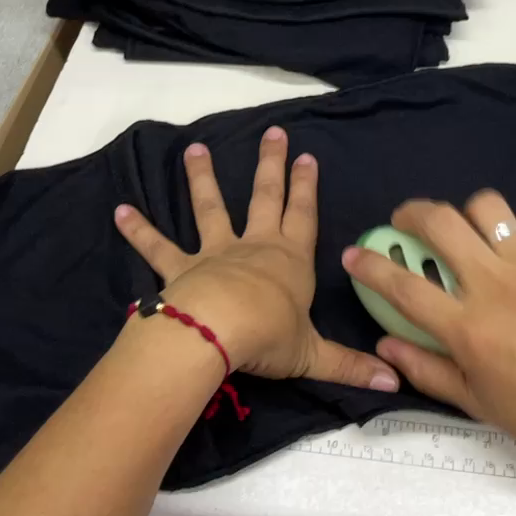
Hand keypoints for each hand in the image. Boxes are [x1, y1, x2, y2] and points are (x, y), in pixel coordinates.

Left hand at [114, 126, 398, 392]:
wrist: (219, 332)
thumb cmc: (270, 337)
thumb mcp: (314, 354)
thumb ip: (350, 365)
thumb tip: (394, 382)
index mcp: (290, 260)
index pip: (304, 215)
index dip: (307, 187)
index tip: (307, 156)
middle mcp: (255, 247)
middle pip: (265, 198)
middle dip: (271, 165)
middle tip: (272, 133)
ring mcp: (215, 253)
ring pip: (210, 208)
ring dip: (202, 178)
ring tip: (195, 149)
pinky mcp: (181, 268)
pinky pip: (157, 247)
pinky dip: (139, 229)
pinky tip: (120, 210)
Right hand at [343, 190, 515, 469]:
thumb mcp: (478, 404)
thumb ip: (426, 369)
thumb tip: (384, 343)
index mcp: (470, 329)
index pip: (404, 286)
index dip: (371, 267)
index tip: (353, 255)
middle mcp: (496, 285)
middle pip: (440, 223)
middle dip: (410, 214)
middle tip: (405, 223)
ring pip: (485, 206)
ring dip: (463, 214)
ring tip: (463, 233)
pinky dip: (505, 231)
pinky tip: (509, 255)